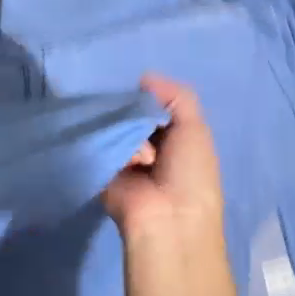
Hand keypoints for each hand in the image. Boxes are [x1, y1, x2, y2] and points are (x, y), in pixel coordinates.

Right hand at [105, 74, 225, 241]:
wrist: (165, 218)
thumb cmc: (190, 175)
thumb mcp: (195, 130)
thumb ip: (177, 97)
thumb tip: (144, 78)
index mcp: (174, 139)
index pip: (154, 106)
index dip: (150, 97)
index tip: (143, 93)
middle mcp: (148, 145)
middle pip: (130, 113)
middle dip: (132, 112)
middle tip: (136, 120)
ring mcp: (122, 155)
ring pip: (114, 125)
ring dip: (123, 131)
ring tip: (135, 150)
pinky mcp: (101, 164)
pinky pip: (99, 141)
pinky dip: (107, 142)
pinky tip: (118, 154)